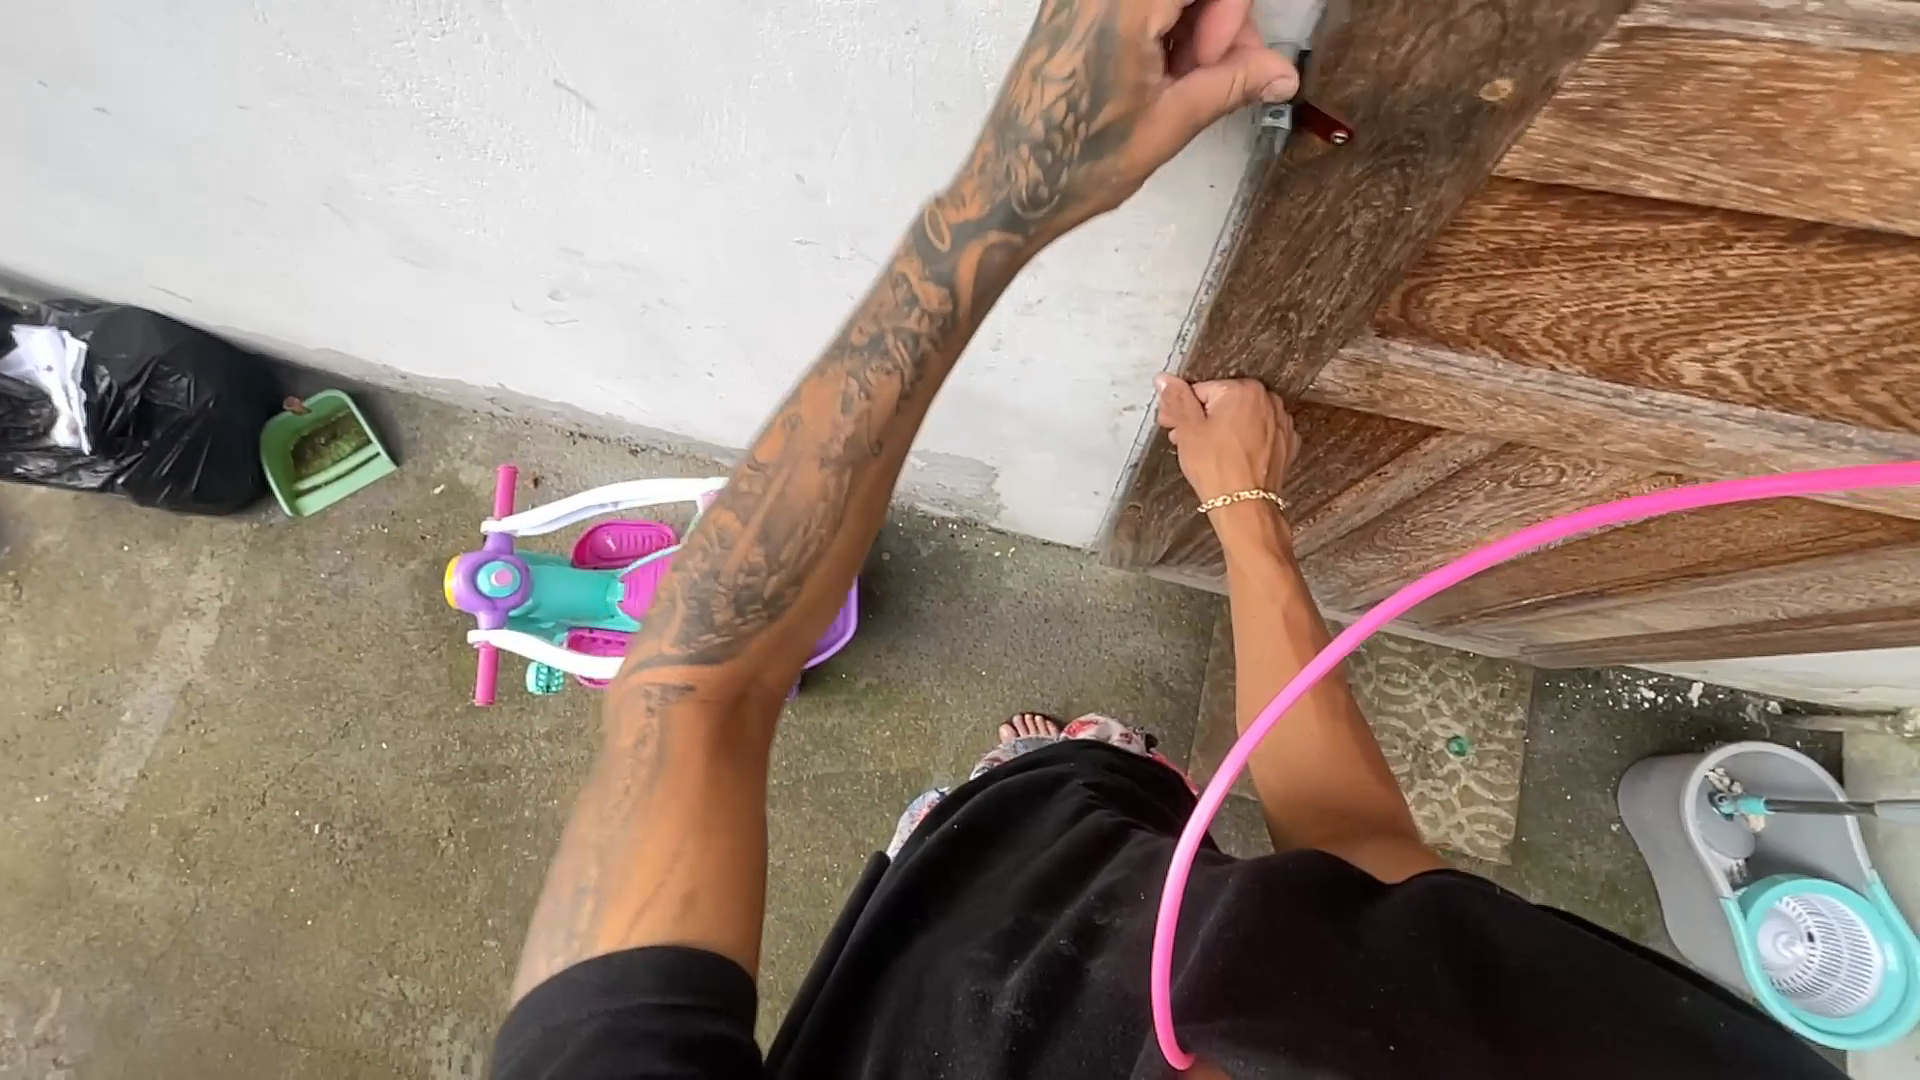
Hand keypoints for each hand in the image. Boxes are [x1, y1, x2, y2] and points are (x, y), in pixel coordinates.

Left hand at [953, 0, 1297, 242]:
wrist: (1009, 192)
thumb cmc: (1068, 168)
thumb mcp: (1166, 126)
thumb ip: (1230, 84)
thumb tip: (1279, 73)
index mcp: (1123, 3)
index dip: (1231, 12)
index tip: (1227, 56)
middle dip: (1214, 15)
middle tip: (1210, 73)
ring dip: (1185, 23)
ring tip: (1175, 85)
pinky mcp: (1065, 11)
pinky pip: (1129, 4)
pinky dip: (1154, 26)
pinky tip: (1152, 75)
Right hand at [1154, 374, 1298, 503]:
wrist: (1243, 505)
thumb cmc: (1216, 468)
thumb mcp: (1187, 429)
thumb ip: (1176, 398)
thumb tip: (1166, 379)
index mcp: (1243, 390)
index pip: (1200, 390)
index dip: (1182, 410)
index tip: (1173, 426)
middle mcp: (1267, 400)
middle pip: (1223, 402)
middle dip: (1202, 419)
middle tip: (1185, 441)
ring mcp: (1280, 423)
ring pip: (1241, 418)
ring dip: (1222, 429)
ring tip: (1207, 452)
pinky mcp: (1285, 444)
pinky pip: (1258, 435)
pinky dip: (1244, 442)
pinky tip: (1229, 457)